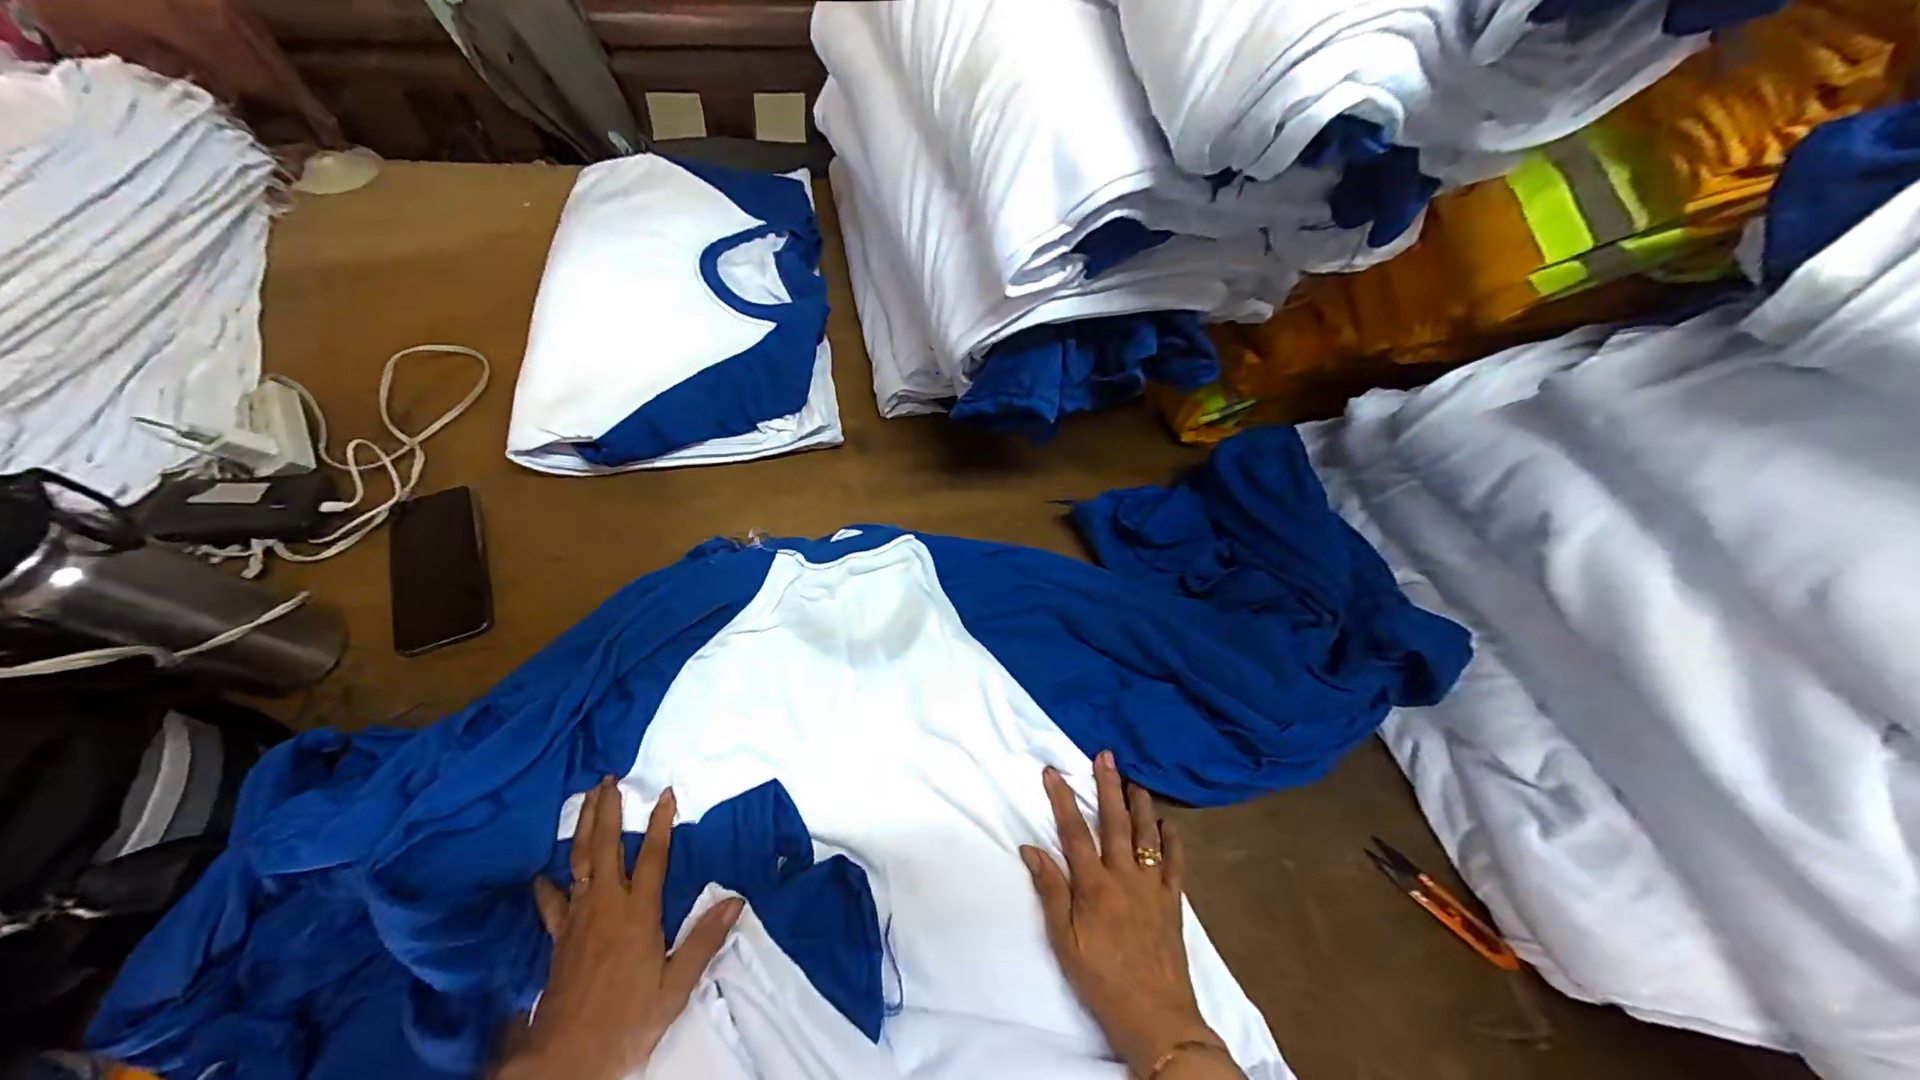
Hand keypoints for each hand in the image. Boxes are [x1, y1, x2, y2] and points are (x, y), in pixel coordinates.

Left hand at [498, 778, 743, 1079]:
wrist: (565, 1060)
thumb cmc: (628, 1021)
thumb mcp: (675, 987)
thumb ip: (704, 940)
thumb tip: (735, 900)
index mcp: (637, 914)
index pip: (652, 857)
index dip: (659, 823)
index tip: (665, 793)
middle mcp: (604, 907)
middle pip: (603, 848)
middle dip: (606, 811)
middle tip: (609, 780)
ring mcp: (576, 920)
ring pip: (576, 863)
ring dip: (581, 829)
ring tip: (585, 801)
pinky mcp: (558, 937)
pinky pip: (552, 901)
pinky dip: (549, 883)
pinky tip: (544, 873)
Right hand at [1020, 752, 1240, 1078]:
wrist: (1157, 1019)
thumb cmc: (1102, 981)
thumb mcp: (1064, 941)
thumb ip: (1050, 891)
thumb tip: (1031, 848)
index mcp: (1094, 886)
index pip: (1074, 832)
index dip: (1062, 799)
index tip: (1053, 771)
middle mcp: (1124, 877)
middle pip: (1114, 822)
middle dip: (1107, 786)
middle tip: (1105, 755)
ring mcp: (1153, 887)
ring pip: (1146, 835)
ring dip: (1139, 804)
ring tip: (1134, 779)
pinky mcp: (1173, 902)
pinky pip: (1175, 863)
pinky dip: (1172, 840)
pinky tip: (1168, 824)